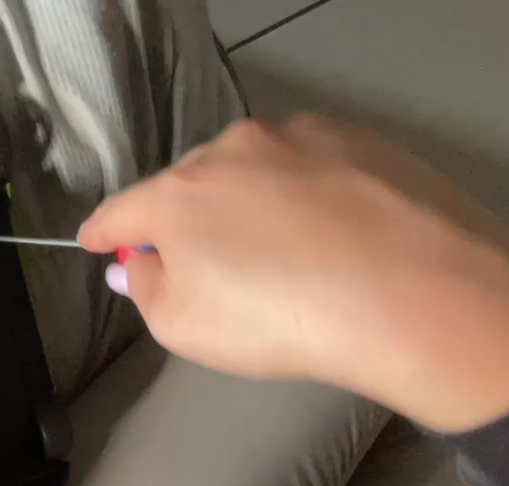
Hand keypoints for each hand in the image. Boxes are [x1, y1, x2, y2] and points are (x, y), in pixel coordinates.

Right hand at [77, 115, 508, 432]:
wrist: (415, 295)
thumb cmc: (273, 319)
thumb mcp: (180, 326)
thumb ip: (145, 288)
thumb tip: (137, 262)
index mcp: (178, 193)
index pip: (119, 210)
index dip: (100, 232)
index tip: (92, 244)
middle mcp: (234, 148)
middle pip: (184, 185)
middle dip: (175, 221)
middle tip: (189, 265)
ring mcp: (302, 136)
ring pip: (246, 171)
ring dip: (237, 205)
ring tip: (264, 255)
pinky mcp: (363, 140)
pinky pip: (303, 169)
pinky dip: (293, 198)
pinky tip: (317, 239)